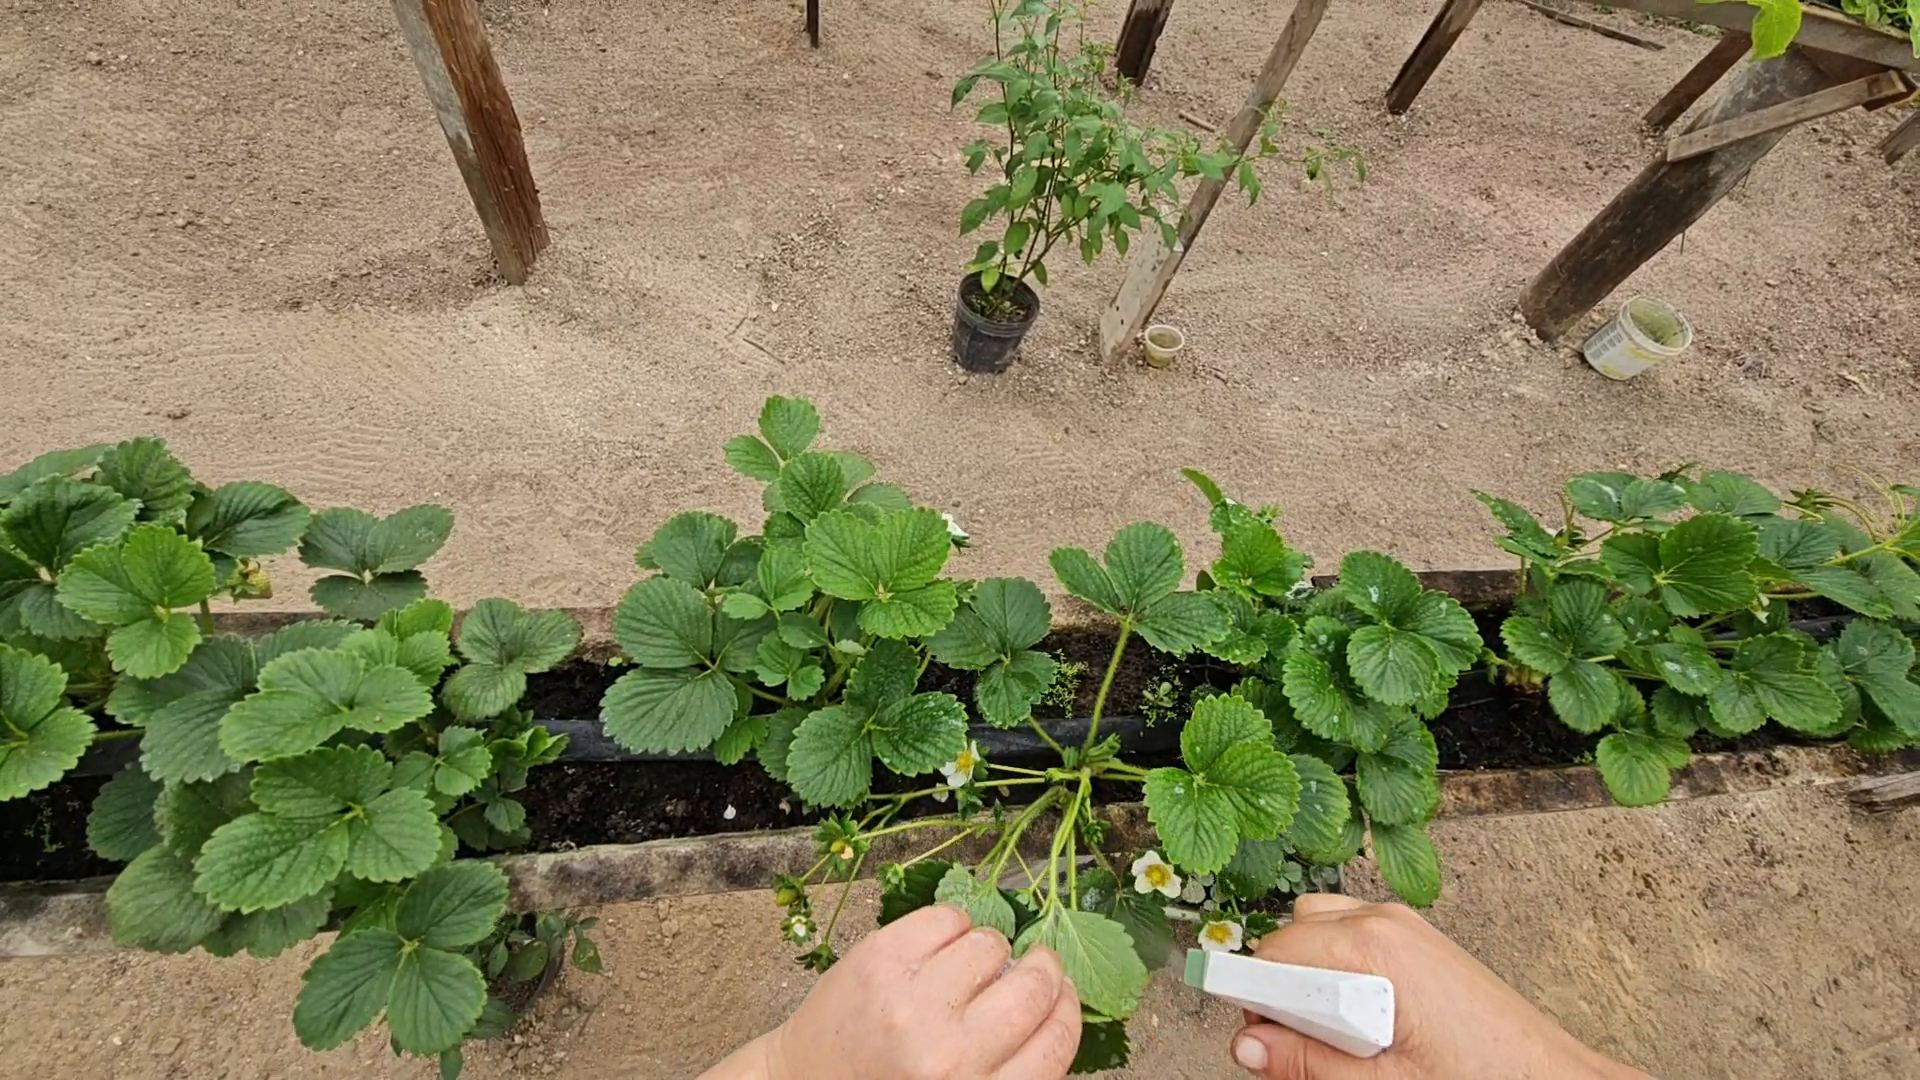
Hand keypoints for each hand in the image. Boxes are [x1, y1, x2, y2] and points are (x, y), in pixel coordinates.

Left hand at [701, 904, 1081, 1079]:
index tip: (1063, 993)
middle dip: (1042, 968)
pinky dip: (955, 924)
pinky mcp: (881, 956)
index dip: (1067, 1008)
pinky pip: (949, 916)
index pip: (1054, 1043)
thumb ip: (1008, 1066)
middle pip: (1031, 988)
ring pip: (991, 943)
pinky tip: (942, 947)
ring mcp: (910, 1001)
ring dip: (990, 949)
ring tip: (972, 966)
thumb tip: (1056, 1001)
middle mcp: (945, 1056)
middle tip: (1035, 964)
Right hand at [1231, 895, 1650, 1079]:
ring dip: (1308, 973)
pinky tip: (1360, 1014)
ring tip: (1335, 1032)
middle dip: (1282, 990)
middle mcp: (1383, 920)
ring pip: (1317, 927)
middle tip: (1301, 1048)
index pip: (1279, 954)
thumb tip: (1245, 1047)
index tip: (1252, 1037)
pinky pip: (1348, 932)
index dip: (1254, 996)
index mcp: (1375, 949)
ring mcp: (1402, 923)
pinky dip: (1337, 966)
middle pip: (1293, 936)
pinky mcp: (1416, 936)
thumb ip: (1310, 1063)